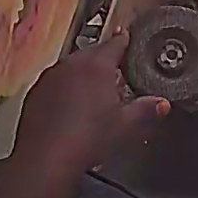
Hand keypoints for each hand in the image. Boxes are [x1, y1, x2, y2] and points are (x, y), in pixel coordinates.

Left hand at [8, 30, 168, 196]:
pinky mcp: (36, 93)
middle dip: (105, 61)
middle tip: (117, 74)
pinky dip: (66, 89)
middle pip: (93, 53)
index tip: (127, 38)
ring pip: (73, 67)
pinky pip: (56, 82)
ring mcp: (50, 77)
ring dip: (84, 74)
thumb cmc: (87, 138)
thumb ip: (146, 109)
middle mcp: (71, 65)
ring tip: (96, 95)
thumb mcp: (125, 124)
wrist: (47, 158)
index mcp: (97, 66)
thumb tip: (161, 104)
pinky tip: (72, 108)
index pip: (115, 44)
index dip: (124, 41)